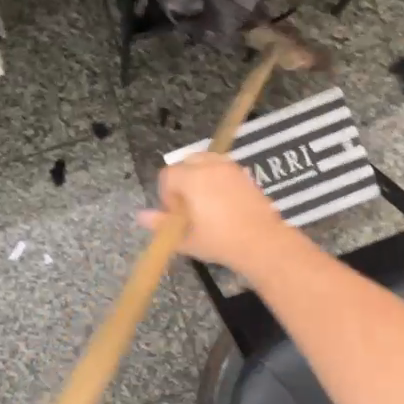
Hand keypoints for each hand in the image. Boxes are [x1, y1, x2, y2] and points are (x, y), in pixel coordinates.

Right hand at [138, 151, 292, 268]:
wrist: (262, 243)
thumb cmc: (220, 241)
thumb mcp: (186, 238)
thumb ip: (161, 224)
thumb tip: (141, 216)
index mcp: (192, 179)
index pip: (167, 175)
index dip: (166, 194)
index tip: (175, 214)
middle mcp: (211, 167)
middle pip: (186, 162)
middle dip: (181, 180)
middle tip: (187, 206)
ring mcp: (231, 168)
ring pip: (206, 161)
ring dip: (199, 175)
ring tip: (203, 201)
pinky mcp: (246, 175)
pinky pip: (224, 168)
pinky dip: (217, 177)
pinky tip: (222, 201)